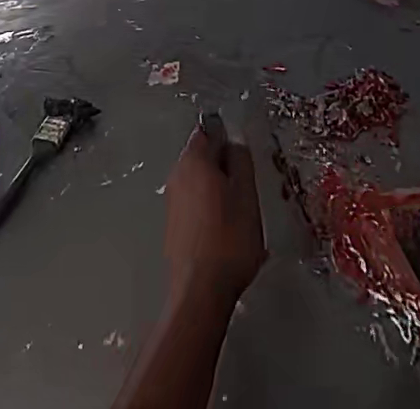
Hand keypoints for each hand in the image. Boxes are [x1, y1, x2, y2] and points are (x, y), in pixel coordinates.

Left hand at [163, 126, 265, 305]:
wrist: (200, 288)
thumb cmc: (230, 238)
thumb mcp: (246, 195)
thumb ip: (241, 162)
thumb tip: (235, 140)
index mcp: (193, 161)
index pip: (208, 132)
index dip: (227, 137)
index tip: (244, 153)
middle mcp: (177, 174)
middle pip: (201, 155)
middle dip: (223, 163)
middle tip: (247, 183)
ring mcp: (172, 198)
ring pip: (198, 179)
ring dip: (218, 185)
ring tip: (241, 209)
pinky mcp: (173, 220)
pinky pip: (194, 200)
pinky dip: (209, 204)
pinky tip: (226, 227)